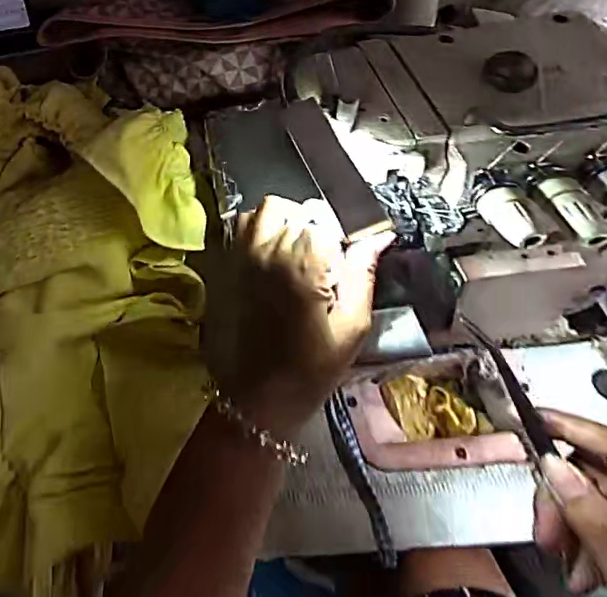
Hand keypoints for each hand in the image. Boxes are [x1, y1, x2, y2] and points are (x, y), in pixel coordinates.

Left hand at [209, 196, 394, 431]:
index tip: (343, 262)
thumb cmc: (310, 368)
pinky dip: (260, 226)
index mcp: (301, 264)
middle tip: (324, 261)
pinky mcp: (226, 260)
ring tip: (298, 251)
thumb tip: (381, 236)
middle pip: (299, 211)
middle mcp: (268, 249)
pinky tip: (272, 252)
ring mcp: (241, 252)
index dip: (341, 239)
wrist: (257, 397)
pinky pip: (243, 222)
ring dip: (287, 220)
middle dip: (317, 229)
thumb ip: (362, 273)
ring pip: (269, 209)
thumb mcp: (351, 326)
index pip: (327, 222)